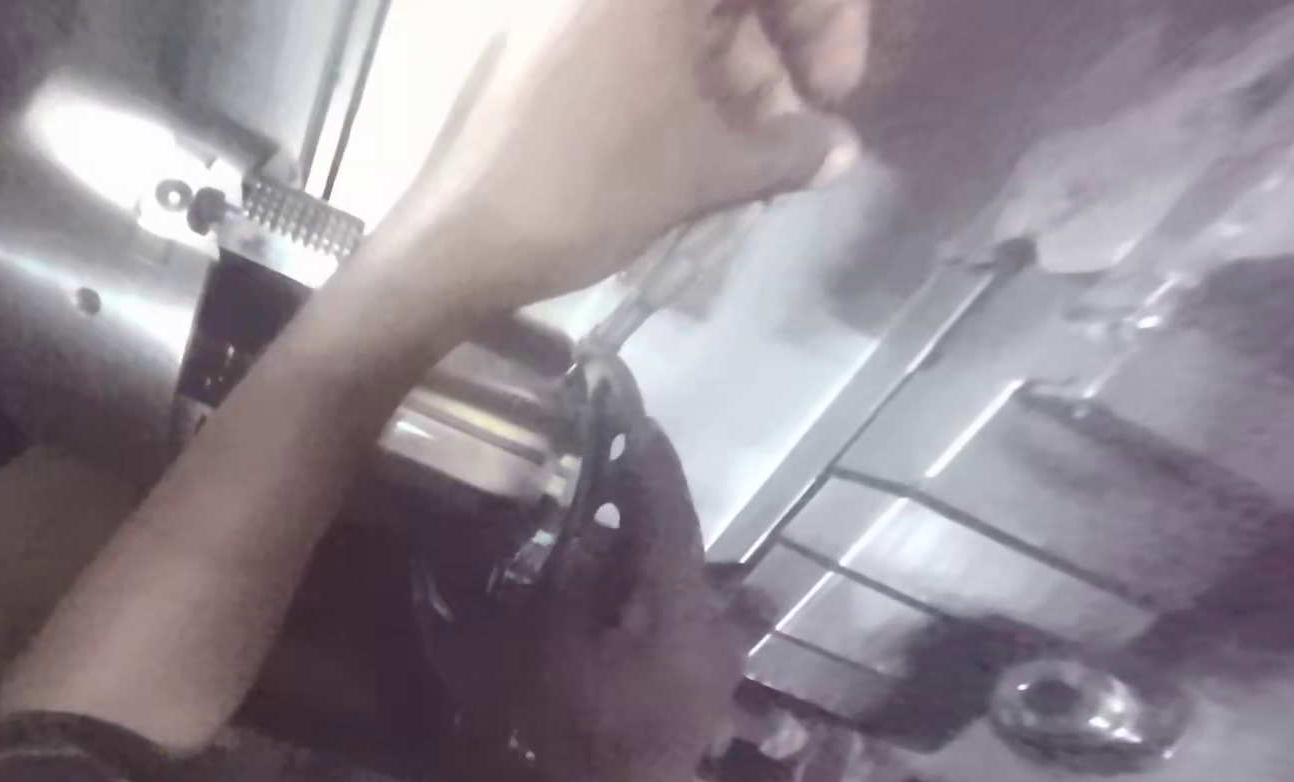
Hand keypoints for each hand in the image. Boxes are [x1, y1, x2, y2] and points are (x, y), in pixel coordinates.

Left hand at [367, 0, 867, 315]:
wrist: (455, 247)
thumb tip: (839, 154)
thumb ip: (781, 152)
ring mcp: (555, 13)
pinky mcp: (526, 57)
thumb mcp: (695, 172)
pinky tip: (670, 155)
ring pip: (666, 31)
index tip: (833, 97)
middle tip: (779, 142)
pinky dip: (657, 97)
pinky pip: (615, 56)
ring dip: (714, 91)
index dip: (827, 22)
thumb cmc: (582, 194)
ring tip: (727, 167)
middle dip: (767, 65)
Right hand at [514, 422, 744, 781]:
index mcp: (673, 600)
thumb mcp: (555, 646)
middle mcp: (711, 608)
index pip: (668, 509)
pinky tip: (622, 581)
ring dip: (647, 536)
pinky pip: (688, 594)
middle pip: (679, 531)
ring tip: (604, 522)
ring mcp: (720, 635)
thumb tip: (588, 536)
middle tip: (601, 468)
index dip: (652, 459)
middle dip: (642, 493)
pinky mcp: (713, 655)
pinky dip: (655, 573)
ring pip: (684, 564)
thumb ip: (573, 583)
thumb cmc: (583, 719)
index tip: (635, 415)